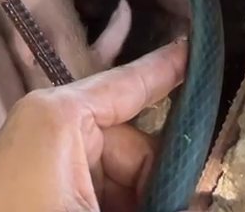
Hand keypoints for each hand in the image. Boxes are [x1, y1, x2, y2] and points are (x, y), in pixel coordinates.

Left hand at [0, 41, 188, 211]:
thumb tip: (201, 199)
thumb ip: (163, 202)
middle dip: (169, 182)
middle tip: (199, 201)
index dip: (164, 71)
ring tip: (176, 201)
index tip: (194, 48)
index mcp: (59, 116)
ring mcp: (45, 164)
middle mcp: (52, 129)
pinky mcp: (43, 193)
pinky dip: (122, 207)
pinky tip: (139, 207)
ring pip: (121, 180)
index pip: (124, 85)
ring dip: (147, 199)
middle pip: (134, 147)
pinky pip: (98, 195)